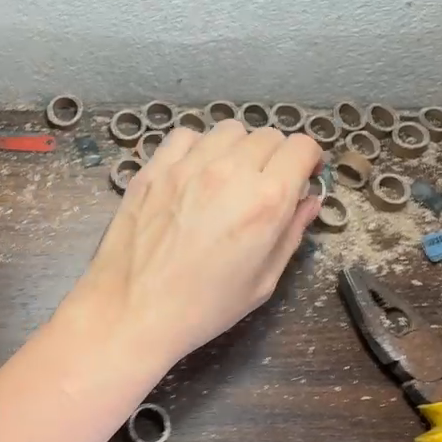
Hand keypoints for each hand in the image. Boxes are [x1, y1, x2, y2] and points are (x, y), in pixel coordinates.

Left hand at [59, 119, 321, 366]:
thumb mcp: (263, 282)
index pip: (302, 147)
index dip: (308, 160)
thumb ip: (291, 233)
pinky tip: (194, 173)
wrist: (131, 311)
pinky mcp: (154, 168)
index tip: (302, 176)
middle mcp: (230, 172)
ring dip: (238, 148)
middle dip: (276, 157)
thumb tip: (309, 200)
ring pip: (228, 130)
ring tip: (229, 177)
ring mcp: (187, 166)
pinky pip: (186, 136)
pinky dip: (198, 147)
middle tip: (264, 185)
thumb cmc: (203, 307)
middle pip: (267, 135)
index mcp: (266, 200)